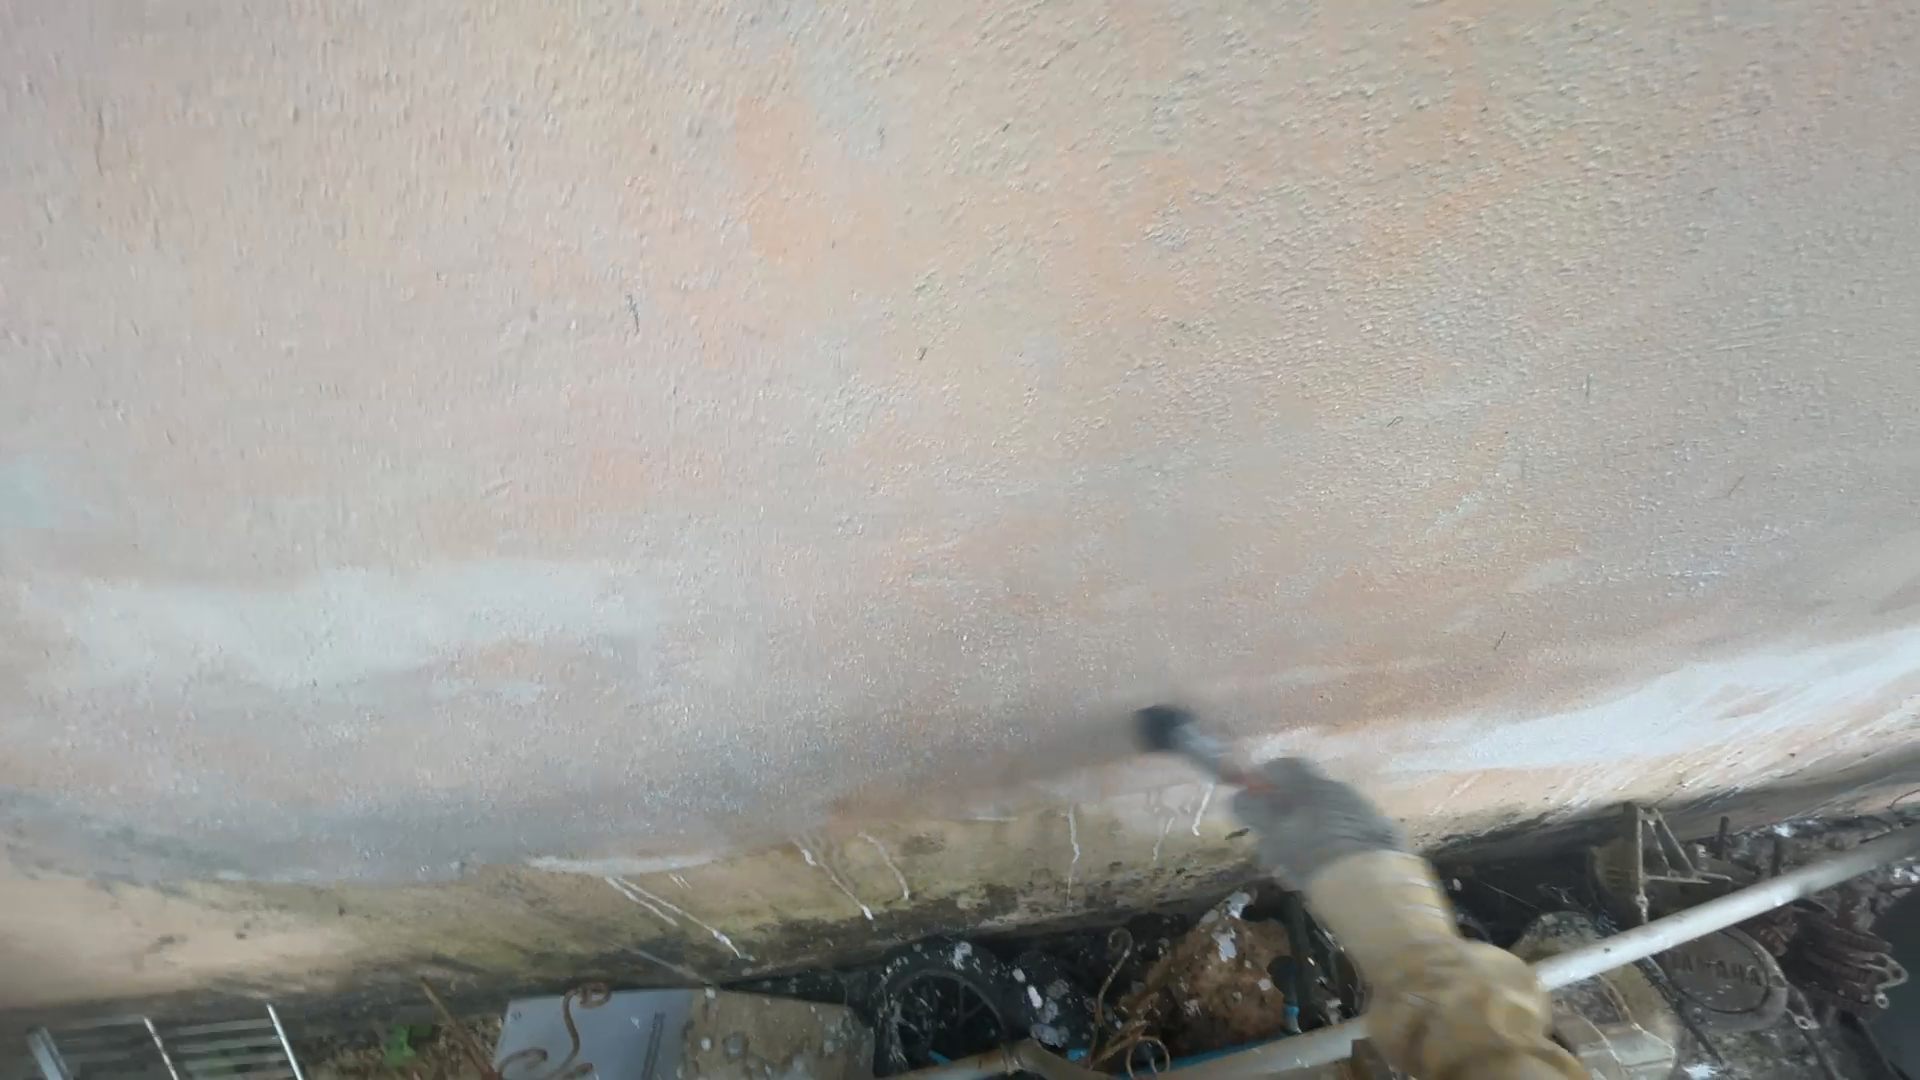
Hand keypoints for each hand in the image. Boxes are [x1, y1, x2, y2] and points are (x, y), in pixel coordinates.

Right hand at [1228, 757, 1404, 887]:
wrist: (1379, 893)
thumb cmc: (1315, 856)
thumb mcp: (1273, 835)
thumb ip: (1253, 811)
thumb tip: (1237, 795)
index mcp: (1313, 784)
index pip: (1283, 765)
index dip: (1264, 778)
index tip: (1251, 798)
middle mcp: (1341, 790)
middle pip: (1304, 792)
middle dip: (1283, 812)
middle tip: (1269, 840)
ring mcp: (1365, 813)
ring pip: (1324, 816)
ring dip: (1306, 832)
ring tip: (1294, 865)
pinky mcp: (1383, 839)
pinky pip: (1346, 834)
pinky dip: (1330, 845)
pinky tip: (1324, 871)